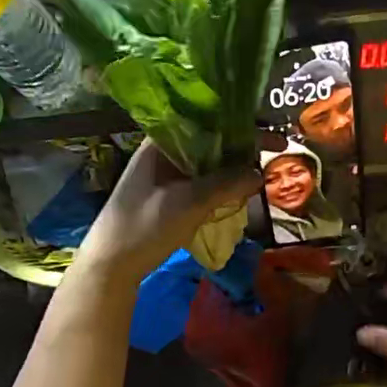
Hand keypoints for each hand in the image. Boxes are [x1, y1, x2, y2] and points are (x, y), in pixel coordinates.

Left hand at [73, 140, 258, 287]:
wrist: (110, 266)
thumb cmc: (143, 228)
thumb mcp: (188, 203)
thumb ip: (225, 184)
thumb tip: (259, 172)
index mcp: (162, 142)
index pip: (209, 120)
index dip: (244, 126)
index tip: (276, 138)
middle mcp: (164, 152)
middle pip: (212, 141)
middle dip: (243, 148)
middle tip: (275, 159)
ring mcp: (165, 175)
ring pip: (209, 164)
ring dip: (234, 169)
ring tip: (260, 178)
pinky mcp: (168, 196)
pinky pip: (202, 183)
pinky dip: (221, 187)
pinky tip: (238, 196)